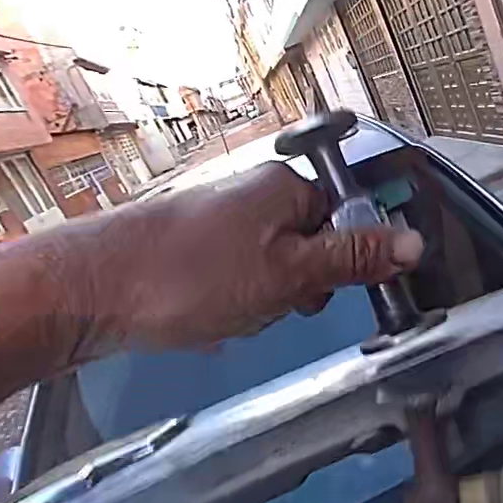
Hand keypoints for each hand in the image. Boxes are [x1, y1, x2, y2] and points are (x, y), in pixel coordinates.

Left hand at [63, 163, 423, 352]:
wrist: (87, 293)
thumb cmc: (192, 278)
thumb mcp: (288, 274)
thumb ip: (353, 258)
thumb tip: (415, 243)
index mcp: (285, 187)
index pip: (349, 220)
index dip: (345, 261)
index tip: (321, 290)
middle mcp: (258, 194)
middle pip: (316, 245)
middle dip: (304, 285)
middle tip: (274, 302)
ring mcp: (227, 220)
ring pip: (282, 267)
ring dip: (272, 298)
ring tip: (237, 311)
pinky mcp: (202, 247)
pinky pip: (247, 275)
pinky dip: (241, 299)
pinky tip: (216, 314)